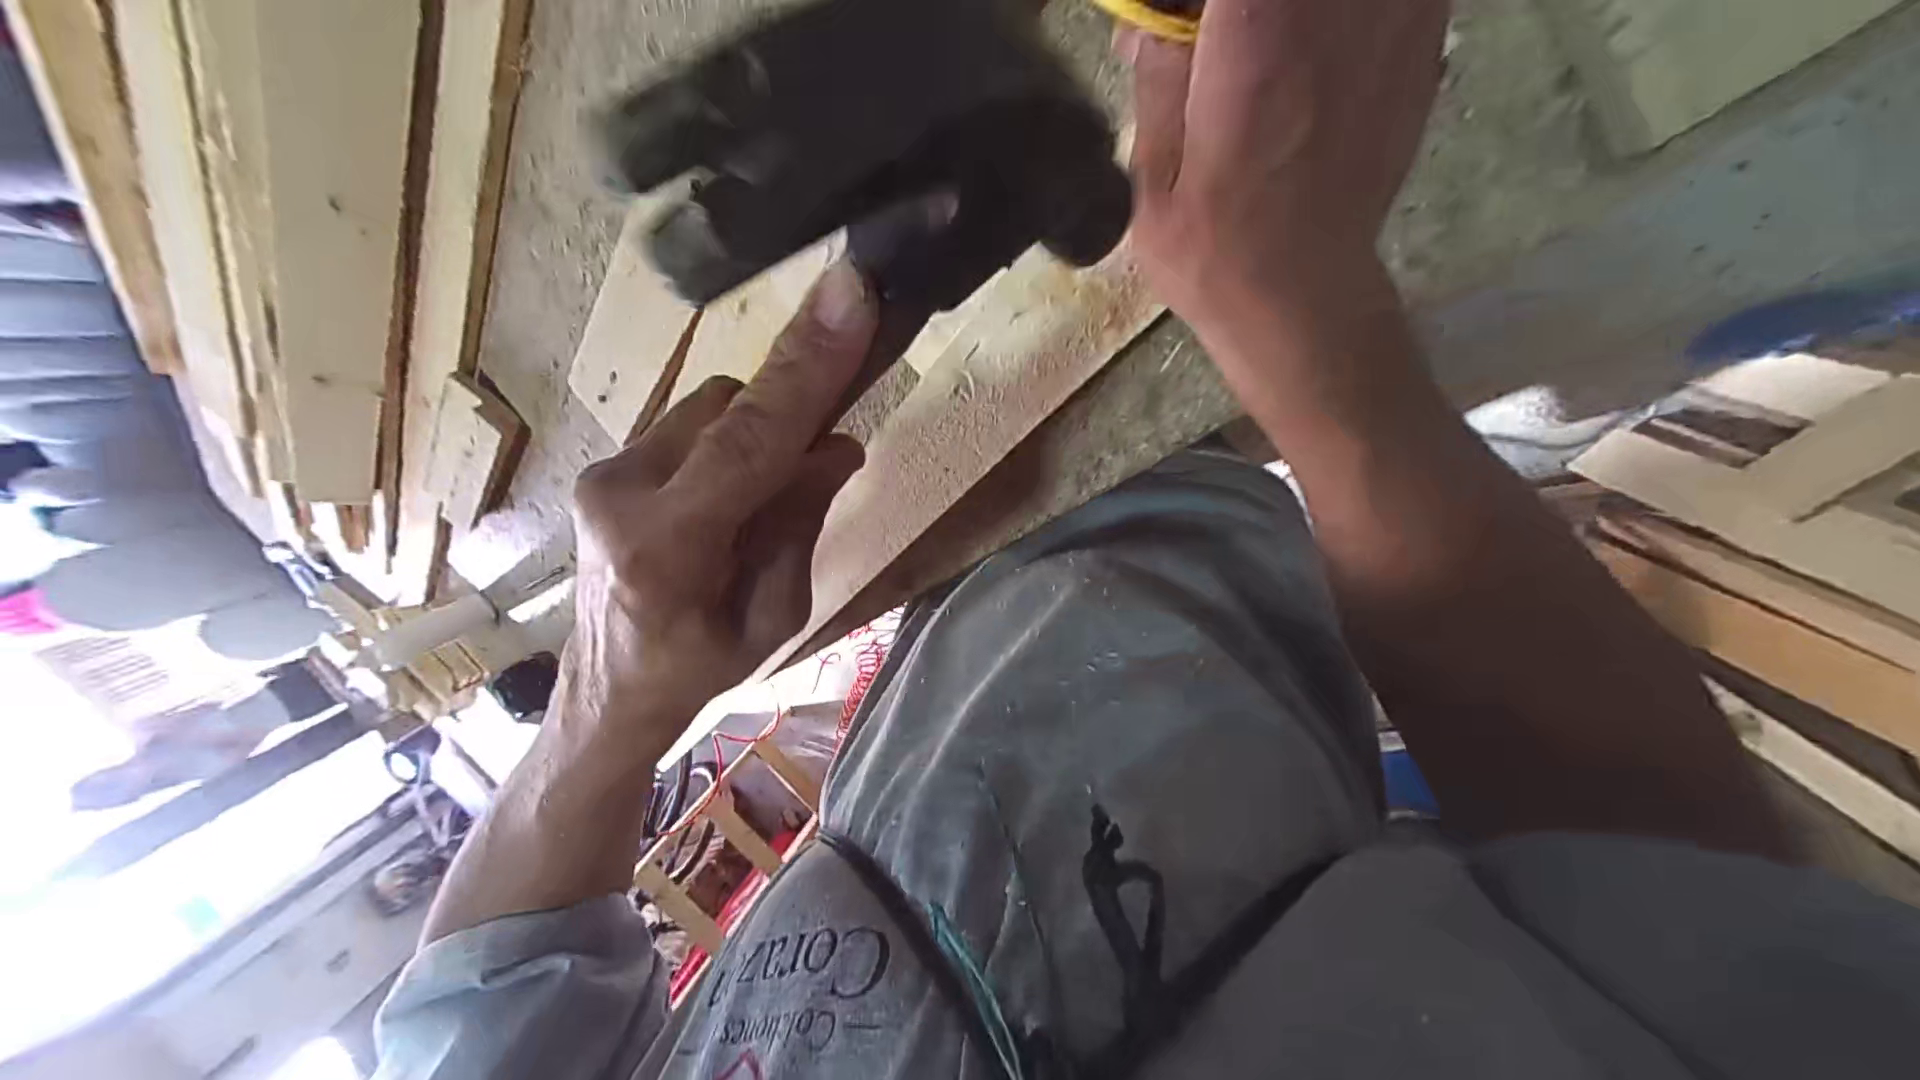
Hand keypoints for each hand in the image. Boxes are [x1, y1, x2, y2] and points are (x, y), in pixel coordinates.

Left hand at [560, 261, 874, 744]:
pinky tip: (727, 493)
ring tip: (760, 498)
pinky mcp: (603, 466)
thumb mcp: (775, 614)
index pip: (749, 441)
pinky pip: (686, 426)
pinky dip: (725, 443)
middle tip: (816, 462)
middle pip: (728, 406)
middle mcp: (621, 492)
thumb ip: (800, 523)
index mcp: (666, 548)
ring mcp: (604, 472)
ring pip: (706, 408)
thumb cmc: (700, 671)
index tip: (852, 293)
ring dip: (754, 434)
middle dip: (783, 418)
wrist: (607, 696)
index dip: (806, 369)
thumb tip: (838, 444)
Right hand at [1123, 0, 1448, 332]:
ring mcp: (1396, 21)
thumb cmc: (1213, 255)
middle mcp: (1333, 13)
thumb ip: (1156, 84)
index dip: (1195, 7)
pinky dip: (1340, 21)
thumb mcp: (1152, 183)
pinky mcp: (1425, 43)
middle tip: (1214, 49)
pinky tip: (1317, 54)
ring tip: (1261, 64)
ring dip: (1286, 22)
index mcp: (1254, 39)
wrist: (1301, 299)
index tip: (1180, 36)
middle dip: (1238, 15)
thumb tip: (1149, 21)